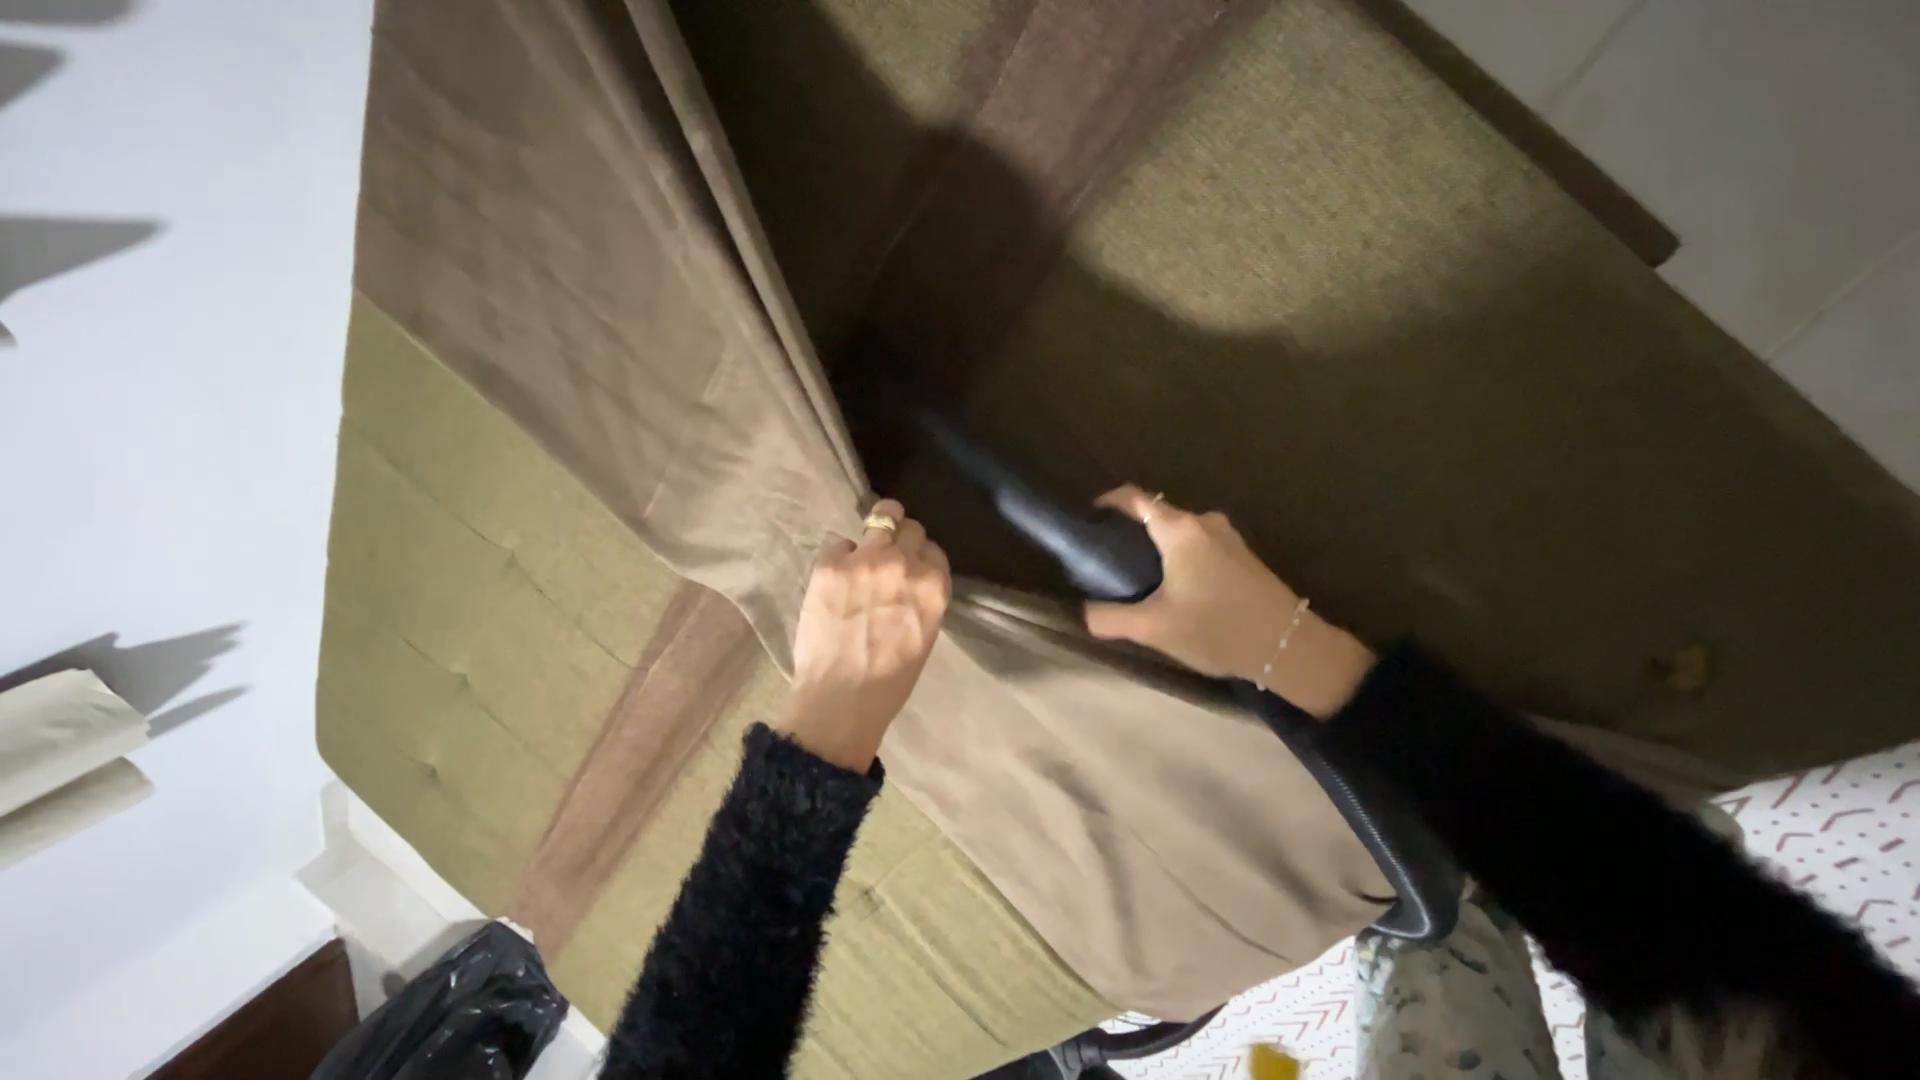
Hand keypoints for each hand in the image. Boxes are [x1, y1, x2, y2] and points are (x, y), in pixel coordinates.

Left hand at [779, 499, 951, 769]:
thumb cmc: (890, 681)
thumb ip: (922, 600)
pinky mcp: (831, 564)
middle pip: (910, 528)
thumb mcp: (925, 636)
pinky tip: (836, 580)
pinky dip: (840, 556)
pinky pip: (839, 543)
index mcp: (933, 586)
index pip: (934, 550)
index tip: (911, 570)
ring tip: (863, 550)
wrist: (841, 698)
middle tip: (887, 559)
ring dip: (875, 530)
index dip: (921, 559)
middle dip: (901, 539)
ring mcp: (866, 559)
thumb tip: (910, 582)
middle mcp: (904, 563)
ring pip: (880, 516)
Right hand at [1083, 485, 1375, 717]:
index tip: (1088, 518)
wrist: (1289, 647)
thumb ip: (1110, 618)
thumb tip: (1084, 612)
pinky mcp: (1243, 556)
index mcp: (1179, 530)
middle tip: (1106, 557)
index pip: (1135, 497)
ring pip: (1179, 532)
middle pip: (1157, 514)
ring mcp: (1228, 538)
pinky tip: (1172, 587)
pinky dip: (1179, 557)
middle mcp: (1204, 523)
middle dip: (1130, 530)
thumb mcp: (1153, 628)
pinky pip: (1198, 545)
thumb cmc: (1216, 629)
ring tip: (1136, 575)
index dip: (1107, 502)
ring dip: (1156, 546)